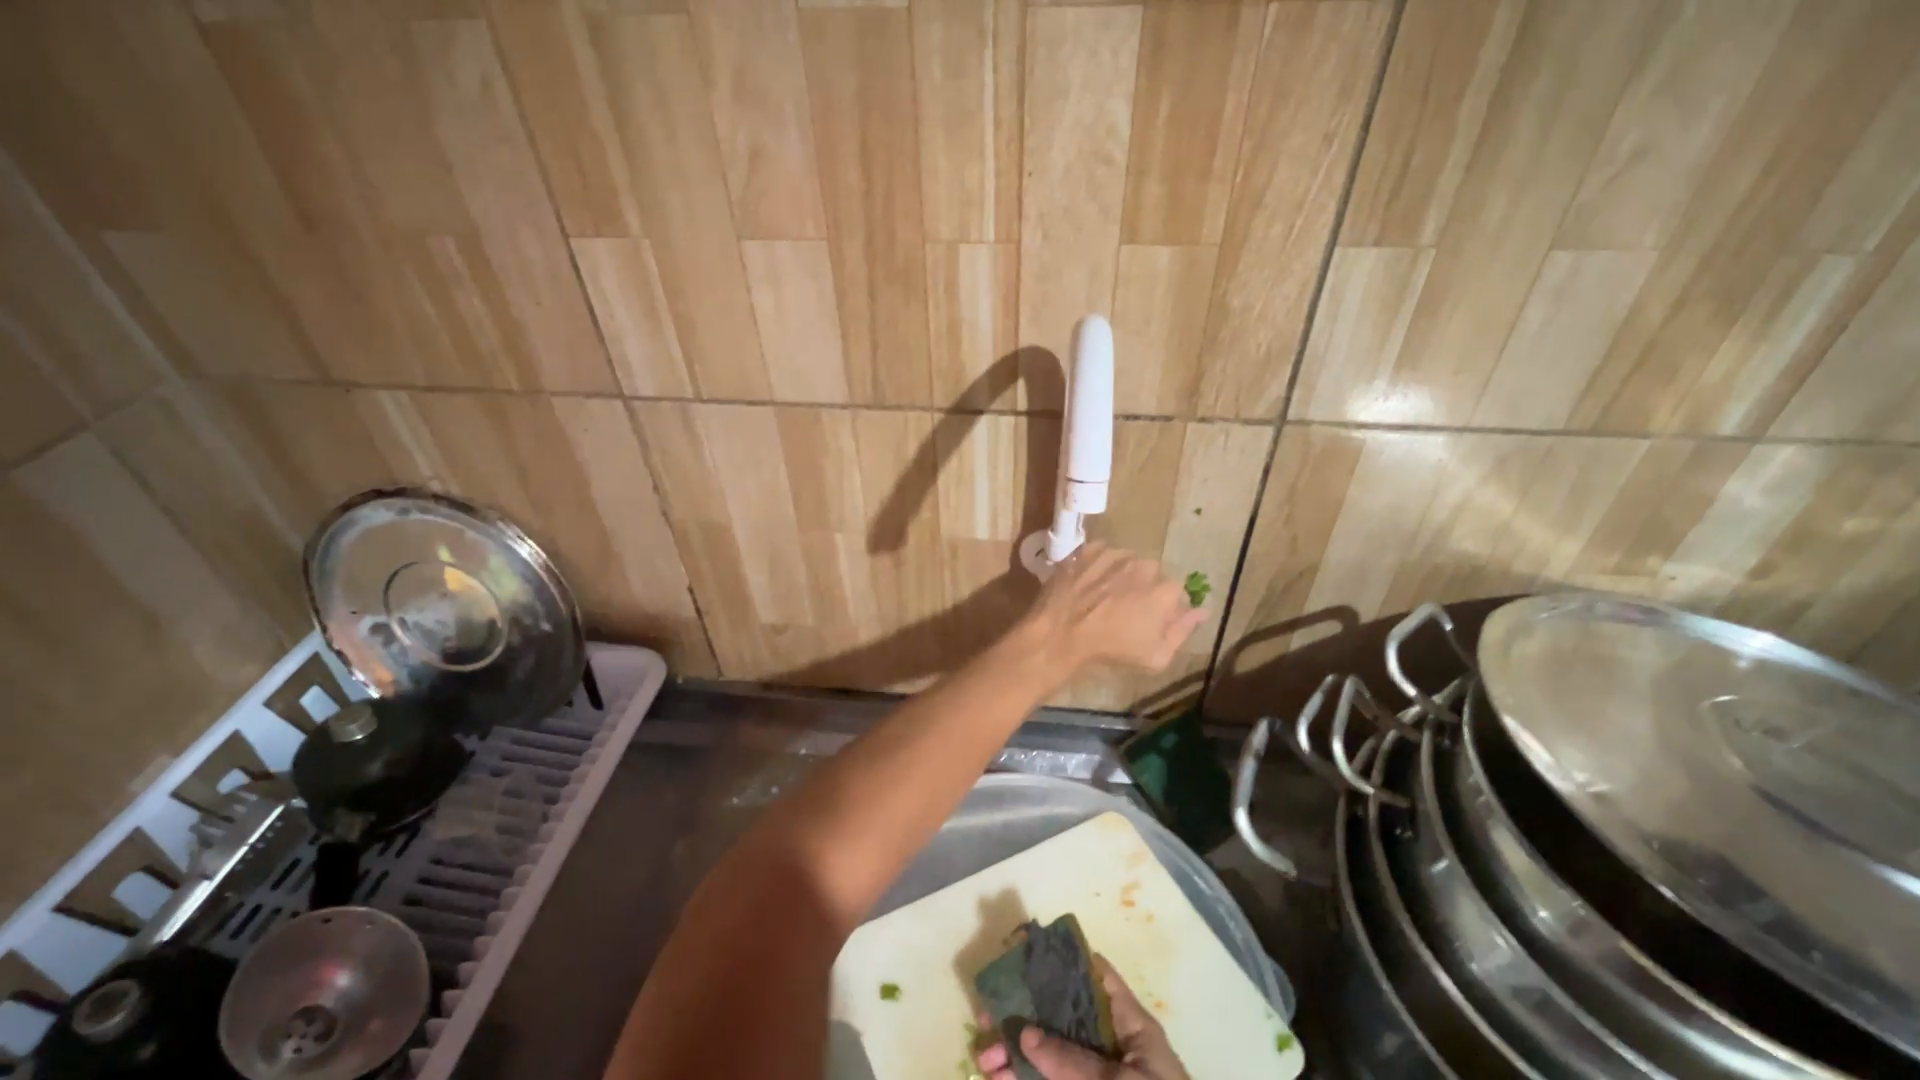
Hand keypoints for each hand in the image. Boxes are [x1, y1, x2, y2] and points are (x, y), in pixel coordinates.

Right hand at [974, 958, 1190, 1079]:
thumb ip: (1073, 1061)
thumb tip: (1024, 1031)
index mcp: (1128, 1025)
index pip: (1095, 976)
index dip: (1060, 959)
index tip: (1020, 952)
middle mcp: (1108, 1044)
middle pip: (1060, 1014)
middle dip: (1021, 1013)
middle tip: (986, 1018)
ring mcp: (1093, 1075)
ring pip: (1046, 1051)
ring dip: (1013, 1051)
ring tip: (984, 1060)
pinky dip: (1020, 1077)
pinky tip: (996, 1078)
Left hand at [1012, 543, 1206, 674]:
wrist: (1060, 634)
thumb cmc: (1111, 650)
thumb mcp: (1156, 656)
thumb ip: (1183, 631)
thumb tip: (1202, 612)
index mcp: (1165, 589)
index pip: (1176, 593)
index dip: (1165, 607)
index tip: (1151, 621)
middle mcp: (1145, 565)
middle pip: (1152, 575)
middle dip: (1144, 589)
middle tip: (1125, 609)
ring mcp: (1115, 554)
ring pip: (1127, 562)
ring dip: (1122, 575)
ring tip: (1104, 596)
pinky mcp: (1088, 549)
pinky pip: (1102, 554)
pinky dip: (1099, 566)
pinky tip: (1089, 584)